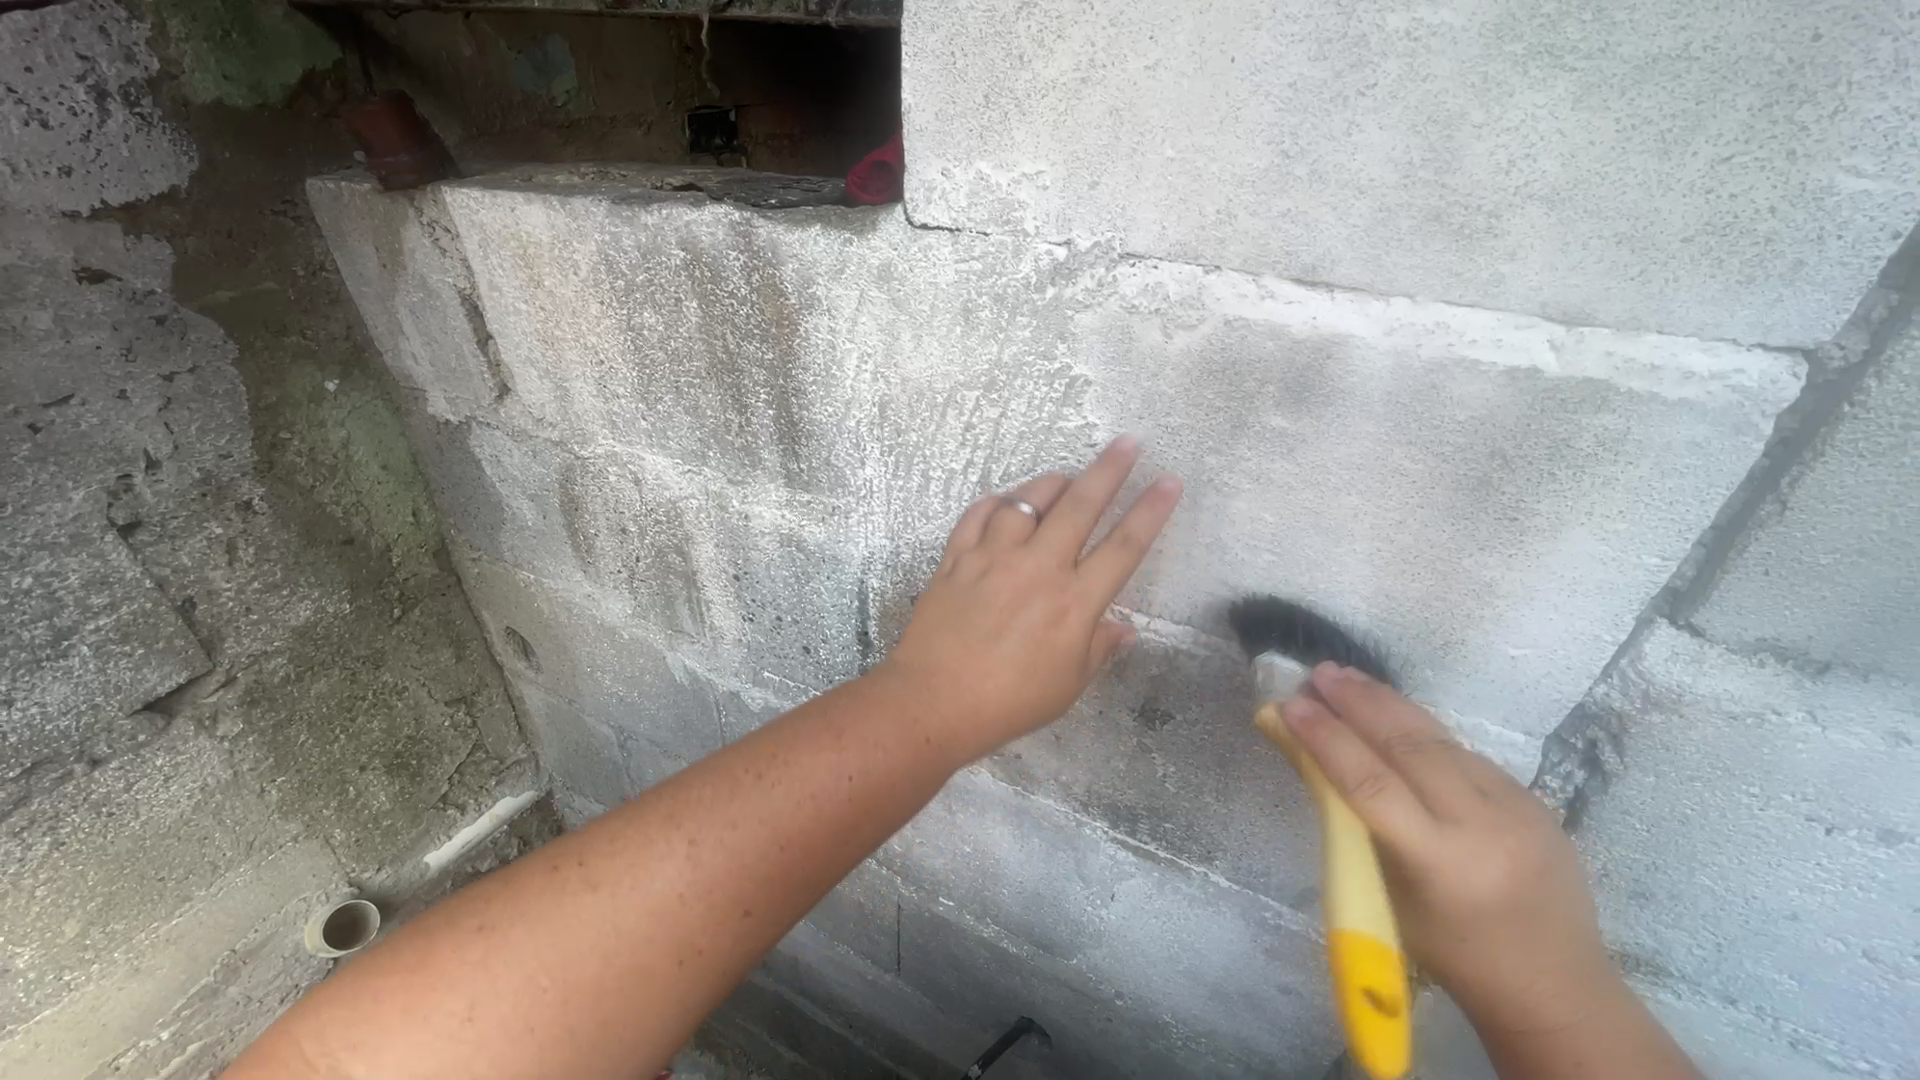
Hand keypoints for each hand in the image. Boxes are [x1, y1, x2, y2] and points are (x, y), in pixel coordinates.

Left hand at [880, 436, 1182, 763]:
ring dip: (1051, 483)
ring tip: (1064, 477)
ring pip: (1027, 501)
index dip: (1151, 511)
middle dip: (1109, 470)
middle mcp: (1038, 569)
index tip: (1168, 482)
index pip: (1124, 546)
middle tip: (1126, 443)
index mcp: (1074, 602)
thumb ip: (1098, 649)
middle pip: (1081, 506)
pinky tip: (1005, 502)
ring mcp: (993, 558)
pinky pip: (978, 515)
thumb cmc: (1009, 702)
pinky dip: (995, 503)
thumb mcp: (1068, 686)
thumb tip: (1124, 629)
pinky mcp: (957, 558)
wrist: (935, 702)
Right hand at [1280, 665, 1623, 1035]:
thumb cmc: (1450, 954)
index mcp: (1441, 863)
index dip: (1327, 739)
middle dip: (1359, 704)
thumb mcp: (1386, 894)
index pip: (1372, 784)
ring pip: (1440, 740)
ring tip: (1347, 677)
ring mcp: (1518, 809)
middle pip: (1410, 747)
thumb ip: (1351, 824)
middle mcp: (1484, 827)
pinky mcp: (1535, 800)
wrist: (1557, 988)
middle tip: (1318, 673)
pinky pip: (1465, 754)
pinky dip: (1420, 731)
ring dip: (1388, 704)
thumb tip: (1307, 757)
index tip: (1290, 705)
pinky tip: (1392, 716)